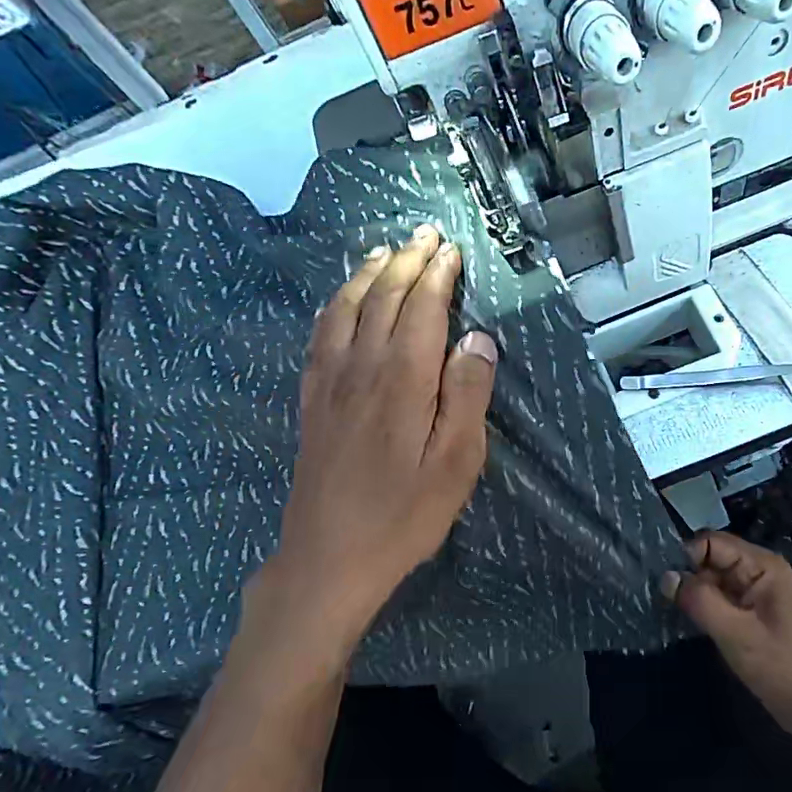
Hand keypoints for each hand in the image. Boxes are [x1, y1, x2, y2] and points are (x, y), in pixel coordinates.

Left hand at [243, 225, 498, 667]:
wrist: (330, 556)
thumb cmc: (407, 513)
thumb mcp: (458, 461)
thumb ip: (468, 395)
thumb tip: (479, 339)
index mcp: (403, 380)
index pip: (420, 309)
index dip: (436, 275)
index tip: (450, 249)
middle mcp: (361, 368)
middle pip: (382, 298)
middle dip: (405, 262)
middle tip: (424, 235)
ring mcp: (329, 382)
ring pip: (346, 309)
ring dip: (367, 274)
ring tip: (384, 250)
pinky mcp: (312, 400)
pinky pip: (320, 335)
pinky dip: (334, 305)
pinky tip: (339, 300)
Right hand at [662, 532, 791, 760]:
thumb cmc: (787, 671)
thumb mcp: (738, 635)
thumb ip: (701, 602)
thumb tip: (666, 576)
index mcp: (763, 566)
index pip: (711, 542)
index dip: (684, 556)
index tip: (657, 582)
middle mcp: (760, 574)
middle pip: (711, 561)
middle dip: (685, 576)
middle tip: (653, 600)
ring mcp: (758, 598)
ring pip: (715, 584)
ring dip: (692, 596)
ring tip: (662, 612)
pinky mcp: (755, 621)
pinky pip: (723, 604)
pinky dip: (704, 612)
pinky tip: (684, 626)